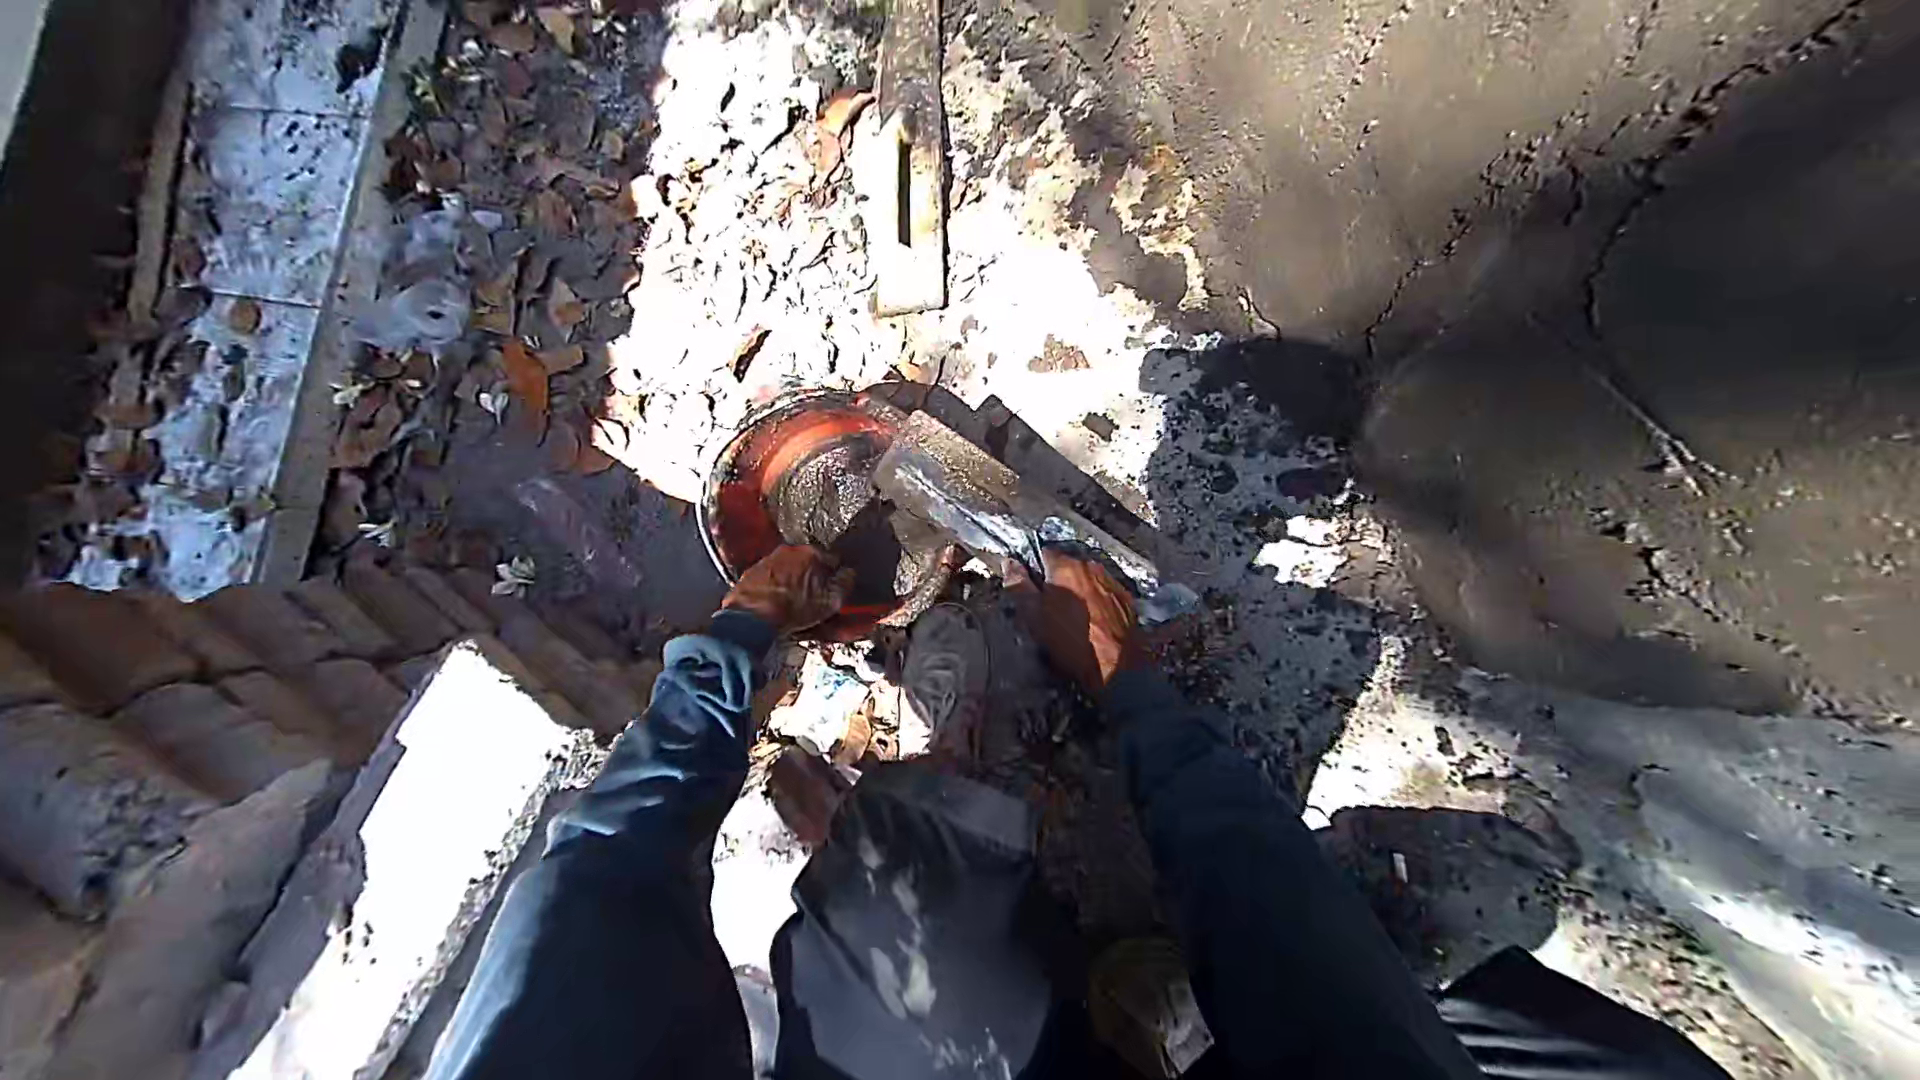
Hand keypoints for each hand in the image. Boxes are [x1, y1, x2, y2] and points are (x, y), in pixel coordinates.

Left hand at [724, 545, 854, 632]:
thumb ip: (845, 583)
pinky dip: (777, 584)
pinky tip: (777, 600)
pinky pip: (773, 575)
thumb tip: (849, 573)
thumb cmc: (792, 609)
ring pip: (790, 567)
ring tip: (794, 600)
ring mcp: (769, 558)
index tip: (834, 589)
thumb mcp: (830, 602)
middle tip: (814, 596)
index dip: (836, 576)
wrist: (750, 618)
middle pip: (810, 561)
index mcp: (813, 553)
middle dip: (814, 575)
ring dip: (795, 578)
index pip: (834, 560)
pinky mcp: (753, 570)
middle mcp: (790, 550)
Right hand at [1026, 549, 1147, 693]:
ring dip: (1078, 588)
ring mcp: (1111, 581)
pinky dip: (1096, 600)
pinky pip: (1104, 591)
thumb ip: (1019, 586)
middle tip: (1049, 603)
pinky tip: (1092, 620)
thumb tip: (1010, 564)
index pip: (1044, 552)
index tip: (1031, 585)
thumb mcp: (1034, 616)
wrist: (1116, 665)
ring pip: (1087, 577)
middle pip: (1068, 564)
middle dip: (1058, 578)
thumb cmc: (1070, 641)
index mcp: (1065, 567)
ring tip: (1072, 614)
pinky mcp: (1126, 598)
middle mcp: (1091, 567)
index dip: (1034, 568)